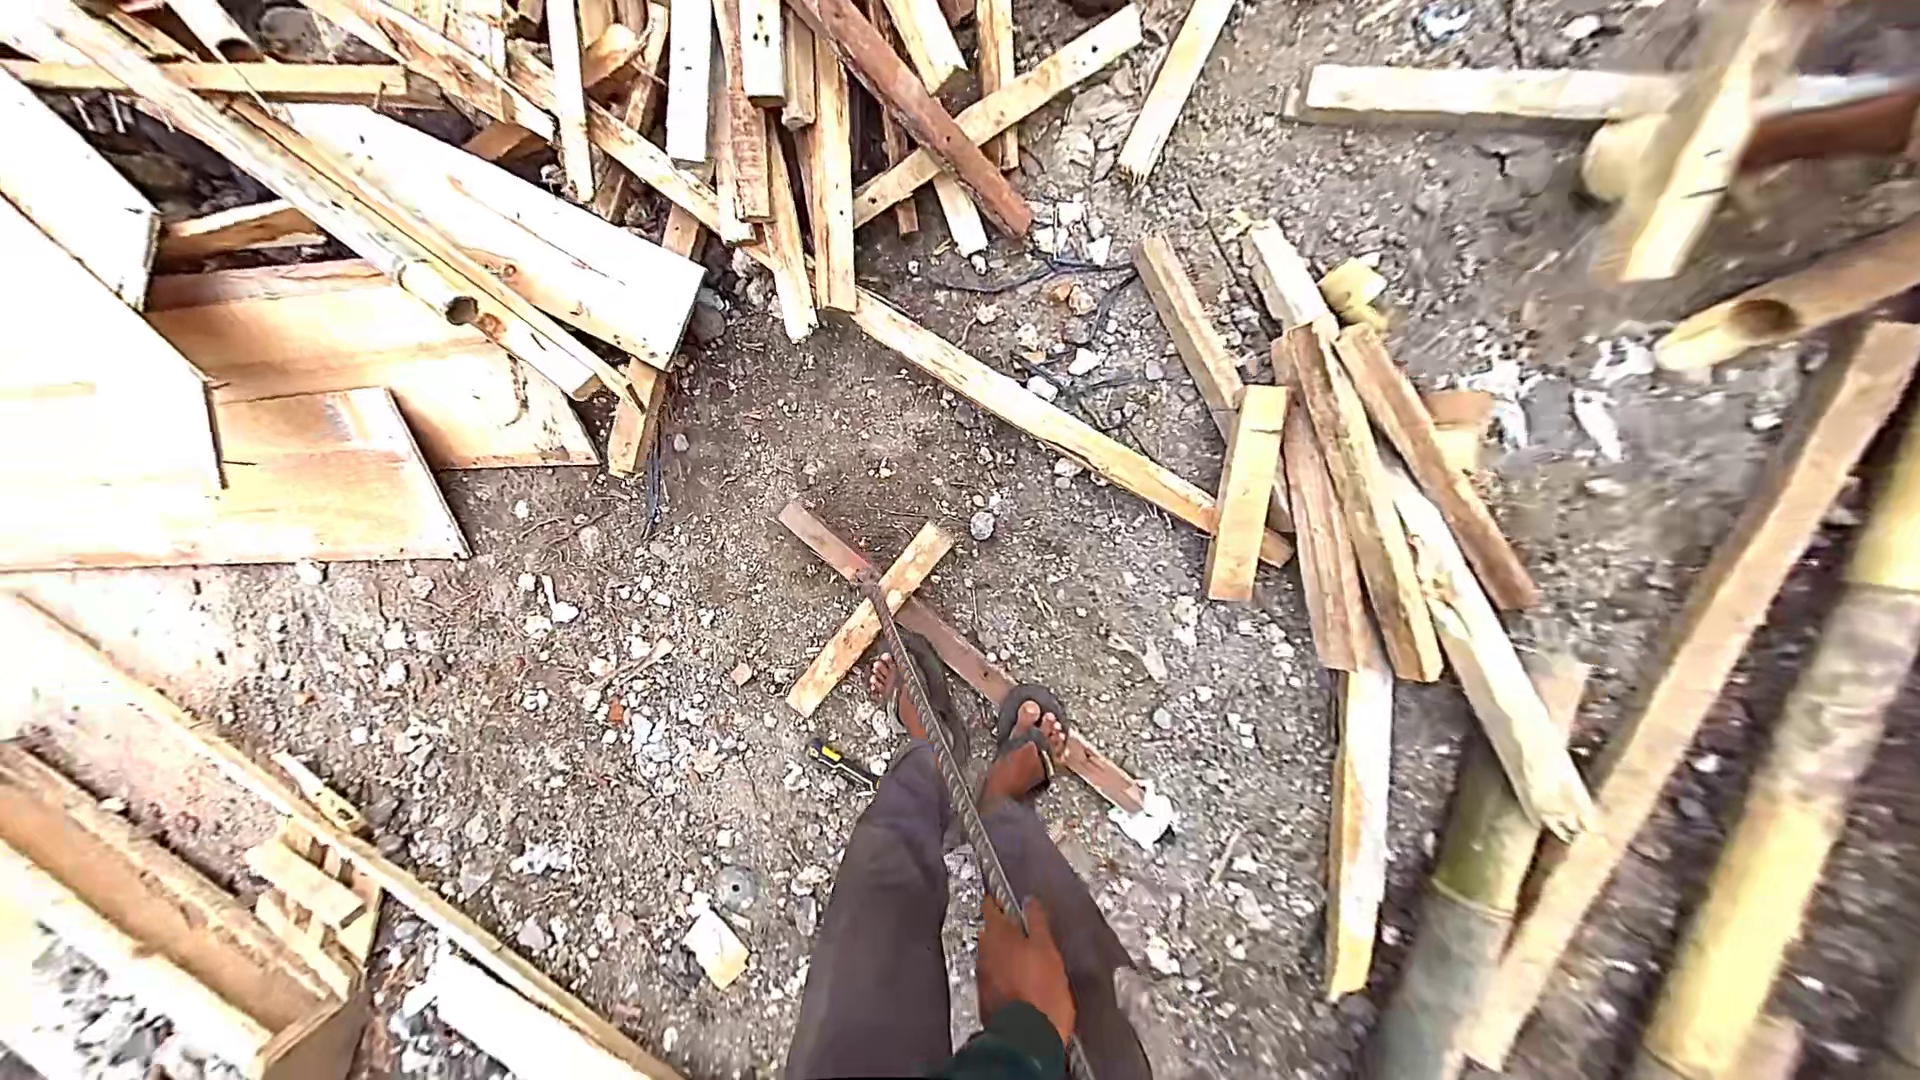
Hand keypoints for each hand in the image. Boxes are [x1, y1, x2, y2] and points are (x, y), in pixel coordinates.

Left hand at [978, 896, 1075, 1042]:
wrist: (1028, 1041)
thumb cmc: (1040, 993)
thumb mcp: (1047, 949)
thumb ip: (1036, 921)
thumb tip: (1030, 901)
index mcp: (997, 932)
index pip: (990, 905)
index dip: (998, 900)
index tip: (1004, 898)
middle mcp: (984, 950)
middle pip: (990, 930)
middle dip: (1004, 930)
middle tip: (1022, 931)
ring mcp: (983, 975)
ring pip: (992, 954)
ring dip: (1004, 954)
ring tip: (1025, 960)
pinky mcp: (986, 998)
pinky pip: (994, 977)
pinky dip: (1004, 975)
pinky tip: (1019, 983)